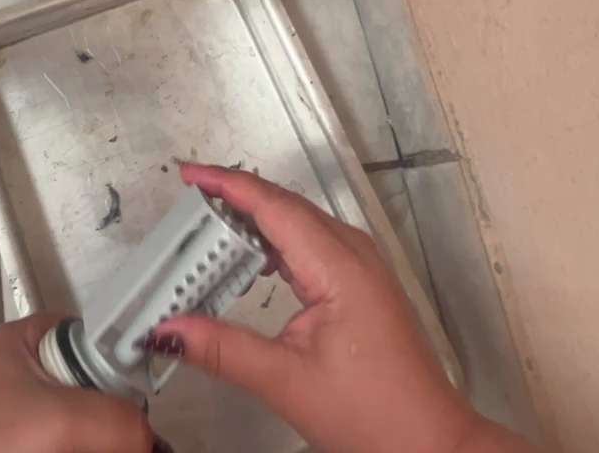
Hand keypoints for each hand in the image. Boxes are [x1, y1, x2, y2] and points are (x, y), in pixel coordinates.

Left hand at [0, 314, 153, 452]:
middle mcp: (14, 374)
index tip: (135, 403)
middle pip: (85, 388)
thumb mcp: (57, 419)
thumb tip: (149, 438)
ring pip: (73, 424)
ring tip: (106, 447)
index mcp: (20, 341)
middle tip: (126, 441)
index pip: (87, 337)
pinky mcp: (8, 446)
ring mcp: (9, 417)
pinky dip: (70, 448)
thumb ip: (114, 419)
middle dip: (107, 420)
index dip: (116, 365)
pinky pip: (54, 441)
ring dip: (94, 439)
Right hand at [152, 164, 532, 452]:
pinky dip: (273, 237)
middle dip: (234, 193)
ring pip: (297, 219)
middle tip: (188, 193)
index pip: (273, 206)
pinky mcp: (358, 277)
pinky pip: (308, 239)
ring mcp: (358, 261)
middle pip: (284, 204)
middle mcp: (351, 249)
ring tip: (208, 218)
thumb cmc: (369, 414)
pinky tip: (249, 257)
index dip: (227, 184)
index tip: (187, 174)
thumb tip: (166, 329)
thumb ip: (223, 350)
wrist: (432, 443)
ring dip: (253, 213)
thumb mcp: (287, 382)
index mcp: (337, 265)